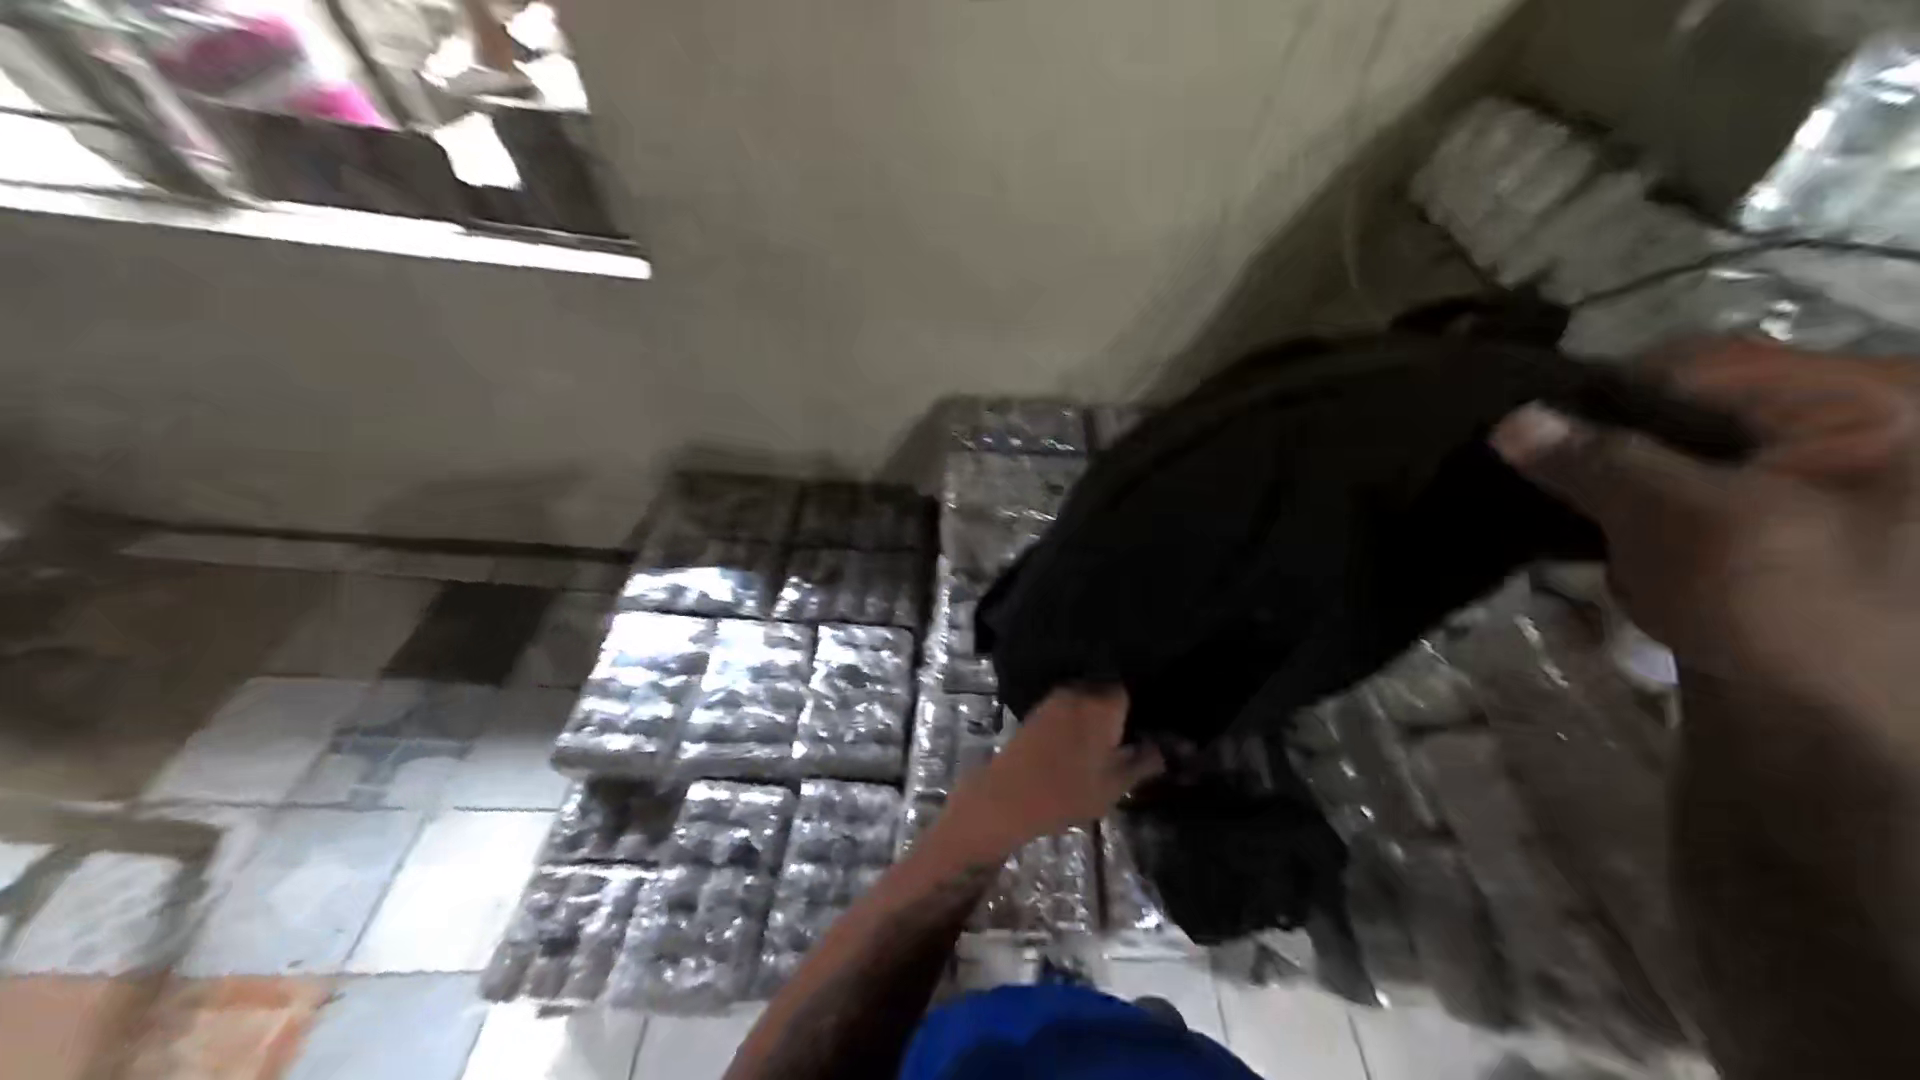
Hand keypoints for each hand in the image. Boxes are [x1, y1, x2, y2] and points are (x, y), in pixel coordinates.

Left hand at [940, 685, 1162, 856]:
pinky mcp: (1038, 708)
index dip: (1143, 703)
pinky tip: (1083, 738)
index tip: (1152, 719)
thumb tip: (1168, 747)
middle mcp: (1079, 690)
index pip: (1132, 687)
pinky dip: (1079, 715)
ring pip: (1088, 695)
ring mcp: (1055, 697)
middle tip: (1134, 730)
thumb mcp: (1115, 785)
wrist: (1007, 797)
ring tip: (1111, 736)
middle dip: (1122, 705)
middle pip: (1109, 687)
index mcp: (1103, 703)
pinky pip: (1069, 703)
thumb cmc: (1067, 792)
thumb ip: (1145, 762)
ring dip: (1099, 710)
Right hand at [1492, 341, 1919, 721]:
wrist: (1840, 733)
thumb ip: (1597, 462)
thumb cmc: (1789, 614)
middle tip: (1564, 496)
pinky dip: (1644, 517)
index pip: (1697, 364)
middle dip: (1613, 453)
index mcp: (1874, 399)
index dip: (1602, 397)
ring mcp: (1825, 475)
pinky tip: (1629, 552)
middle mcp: (1857, 423)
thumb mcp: (1685, 525)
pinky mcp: (1785, 521)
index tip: (1528, 439)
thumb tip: (1509, 419)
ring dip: (1621, 491)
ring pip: (1677, 454)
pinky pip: (1689, 492)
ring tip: (1599, 534)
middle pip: (1687, 410)